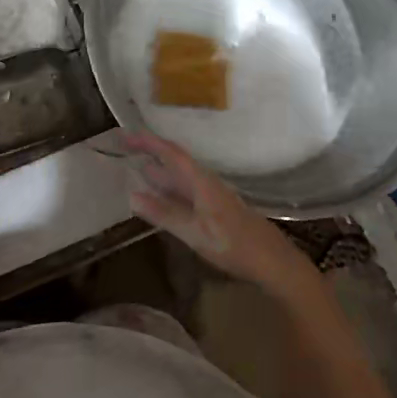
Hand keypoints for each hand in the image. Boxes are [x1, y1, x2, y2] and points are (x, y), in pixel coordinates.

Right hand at [122, 132, 308, 288]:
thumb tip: (132, 196)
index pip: (172, 153)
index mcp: (201, 182)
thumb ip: (164, 214)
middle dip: (150, 151)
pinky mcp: (213, 208)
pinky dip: (166, 187)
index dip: (149, 142)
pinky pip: (183, 190)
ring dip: (157, 169)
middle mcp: (205, 183)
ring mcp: (210, 196)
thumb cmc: (234, 246)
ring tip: (133, 166)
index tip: (126, 134)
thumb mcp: (194, 233)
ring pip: (179, 176)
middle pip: (175, 161)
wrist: (273, 262)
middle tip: (123, 148)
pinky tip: (157, 195)